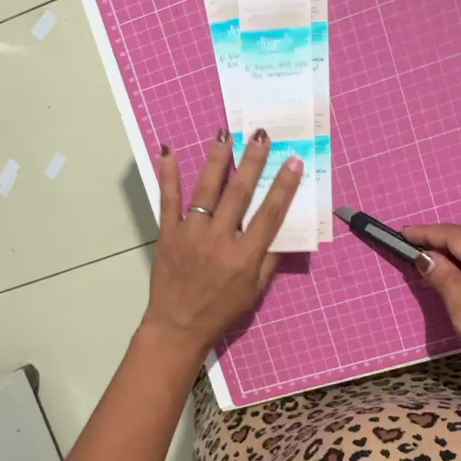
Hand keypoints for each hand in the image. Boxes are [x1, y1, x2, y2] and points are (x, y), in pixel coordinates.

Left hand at [142, 130, 303, 359]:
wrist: (178, 326)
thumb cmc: (222, 311)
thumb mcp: (255, 291)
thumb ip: (269, 260)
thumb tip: (284, 230)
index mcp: (245, 255)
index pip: (269, 214)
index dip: (283, 186)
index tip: (292, 161)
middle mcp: (220, 239)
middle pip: (239, 193)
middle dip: (252, 161)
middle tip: (260, 135)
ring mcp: (191, 234)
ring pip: (206, 190)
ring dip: (216, 159)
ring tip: (223, 134)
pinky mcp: (168, 233)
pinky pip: (168, 200)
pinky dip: (168, 175)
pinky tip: (168, 151)